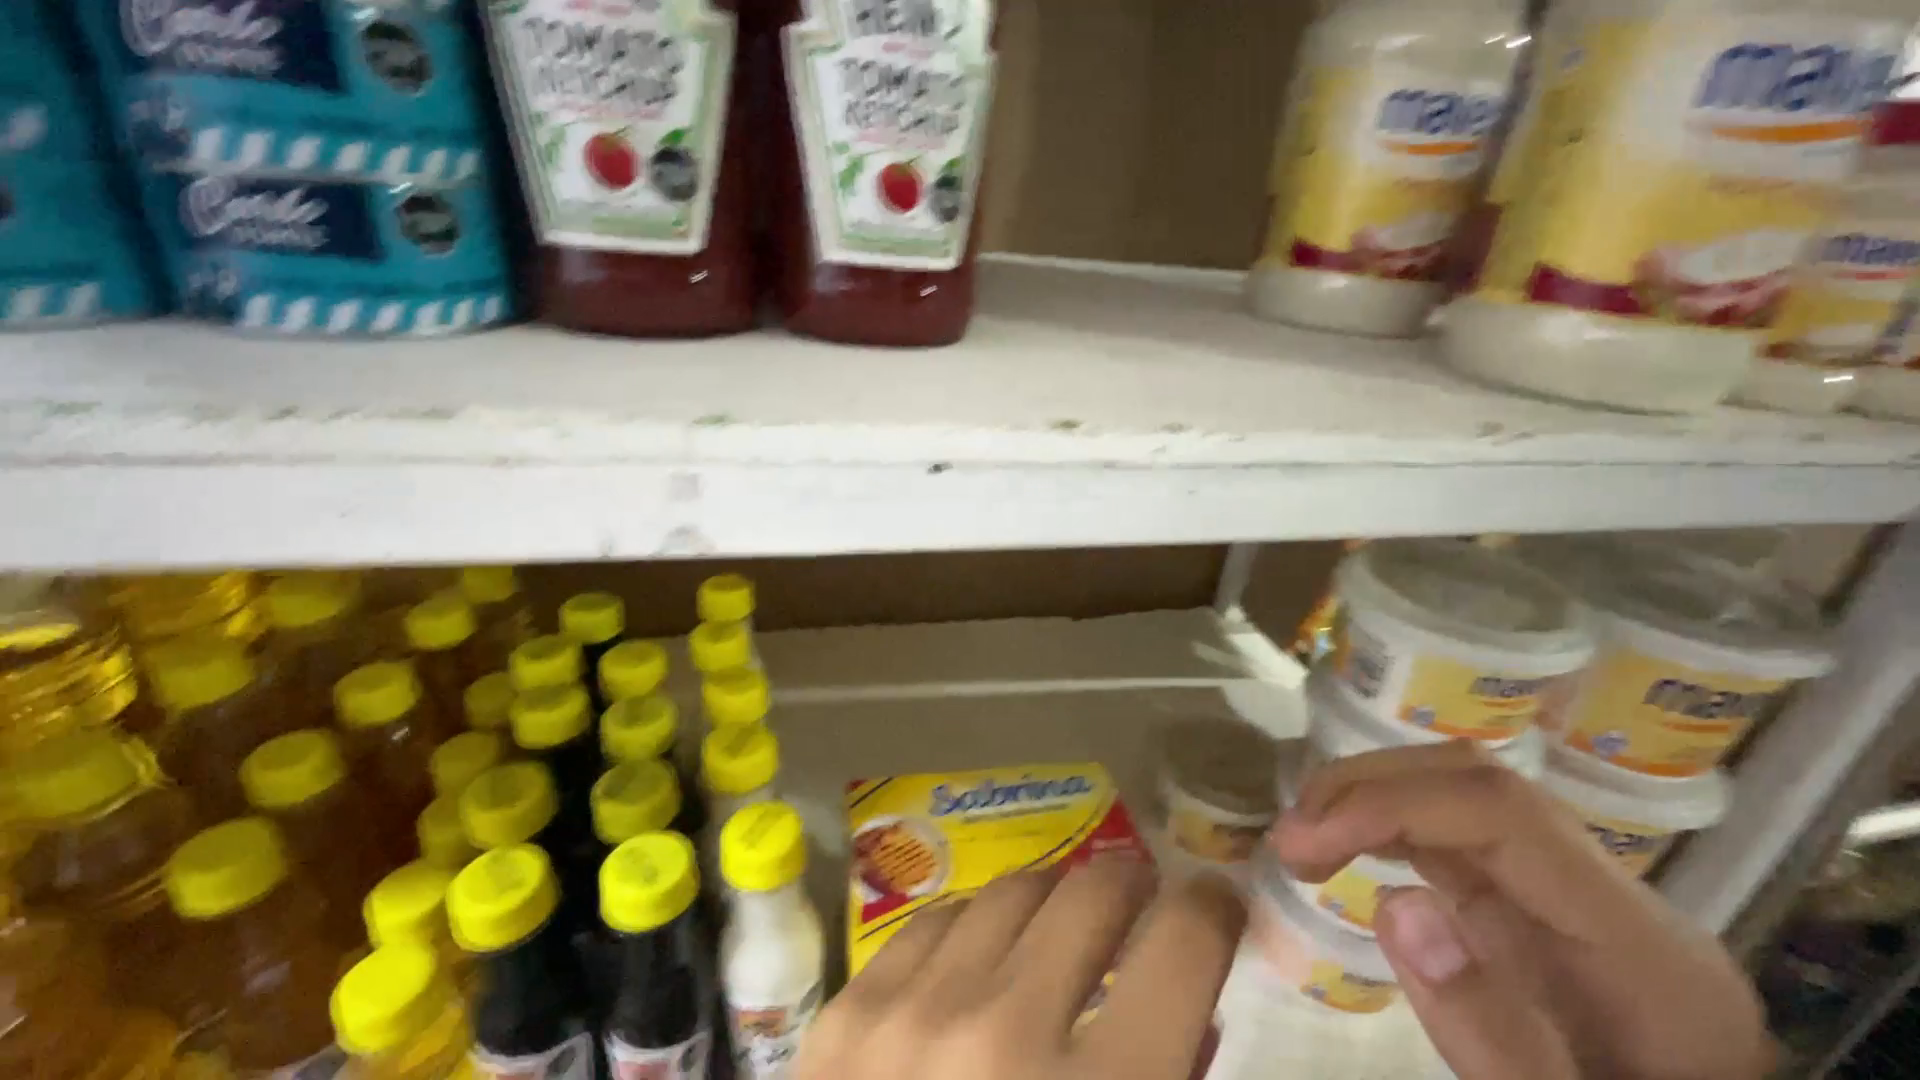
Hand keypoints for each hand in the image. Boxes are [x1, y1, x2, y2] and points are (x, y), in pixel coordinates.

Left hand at [798, 858, 1243, 1079]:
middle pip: (1093, 894)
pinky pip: (930, 924)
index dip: (1211, 911)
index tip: (1212, 905)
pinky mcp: (845, 1017)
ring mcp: (911, 1016)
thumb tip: (1186, 1016)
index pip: (1184, 945)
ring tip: (1057, 923)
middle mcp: (1003, 1034)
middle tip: (1138, 902)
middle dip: (1131, 888)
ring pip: (1008, 893)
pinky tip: (977, 955)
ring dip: (1050, 901)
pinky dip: (970, 928)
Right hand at [1271, 741, 1773, 1079]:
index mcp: (1637, 940)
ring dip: (1369, 800)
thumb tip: (1394, 907)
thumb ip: (1498, 1037)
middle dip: (1367, 789)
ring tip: (1303, 844)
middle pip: (1478, 783)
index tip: (1302, 845)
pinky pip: (1459, 838)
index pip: (1502, 812)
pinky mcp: (1541, 908)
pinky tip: (1347, 852)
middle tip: (1288, 841)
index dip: (1389, 803)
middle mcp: (1605, 892)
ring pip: (1462, 795)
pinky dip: (1389, 830)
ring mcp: (1571, 894)